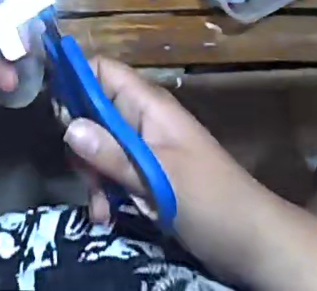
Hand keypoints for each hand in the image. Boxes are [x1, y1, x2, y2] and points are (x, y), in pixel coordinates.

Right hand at [62, 57, 265, 276]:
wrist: (259, 248)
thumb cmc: (214, 202)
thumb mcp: (160, 179)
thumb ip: (113, 153)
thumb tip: (67, 125)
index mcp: (147, 104)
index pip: (100, 69)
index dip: (75, 81)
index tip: (56, 113)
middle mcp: (141, 119)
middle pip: (91, 110)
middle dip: (81, 143)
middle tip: (84, 176)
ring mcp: (143, 148)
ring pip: (98, 144)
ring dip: (92, 175)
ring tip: (100, 209)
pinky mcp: (146, 176)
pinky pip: (111, 171)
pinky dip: (104, 192)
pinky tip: (107, 217)